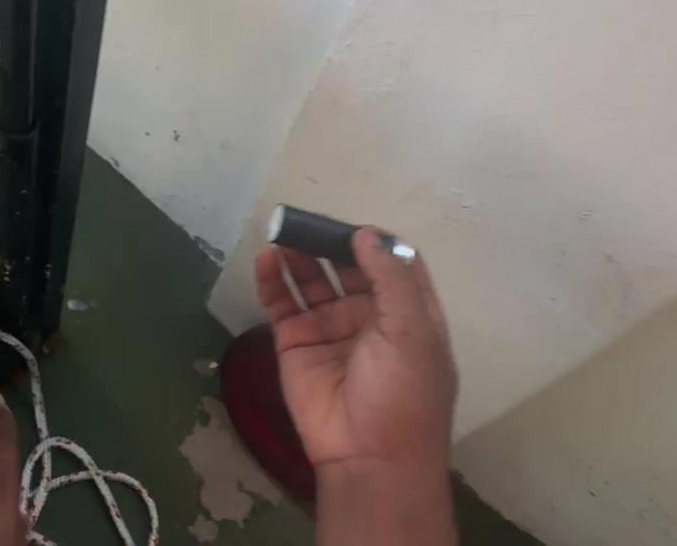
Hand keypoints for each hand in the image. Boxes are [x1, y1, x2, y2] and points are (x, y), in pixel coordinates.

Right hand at [256, 228, 457, 544]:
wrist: (367, 456)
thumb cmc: (402, 395)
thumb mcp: (412, 334)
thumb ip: (389, 279)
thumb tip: (365, 232)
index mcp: (407, 315)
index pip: (393, 267)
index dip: (376, 243)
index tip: (354, 226)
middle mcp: (367, 316)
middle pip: (345, 265)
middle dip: (327, 241)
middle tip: (304, 220)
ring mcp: (329, 326)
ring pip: (310, 278)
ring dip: (297, 254)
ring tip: (280, 231)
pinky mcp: (295, 339)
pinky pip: (280, 300)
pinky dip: (270, 277)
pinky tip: (265, 259)